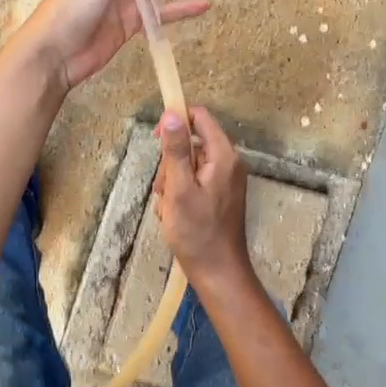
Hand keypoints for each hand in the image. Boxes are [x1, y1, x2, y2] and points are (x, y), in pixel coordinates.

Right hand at [154, 107, 252, 286]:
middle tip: (164, 189)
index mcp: (224, 156)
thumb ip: (176, 150)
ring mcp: (225, 180)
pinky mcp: (219, 195)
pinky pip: (193, 181)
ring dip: (172, 181)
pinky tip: (174, 214)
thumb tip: (172, 114)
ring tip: (168, 206)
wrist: (217, 272)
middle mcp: (228, 163)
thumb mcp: (179, 188)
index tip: (157, 140)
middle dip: (171, 163)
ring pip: (188, 164)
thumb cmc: (196, 232)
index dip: (176, 121)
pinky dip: (180, 193)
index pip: (200, 117)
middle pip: (192, 143)